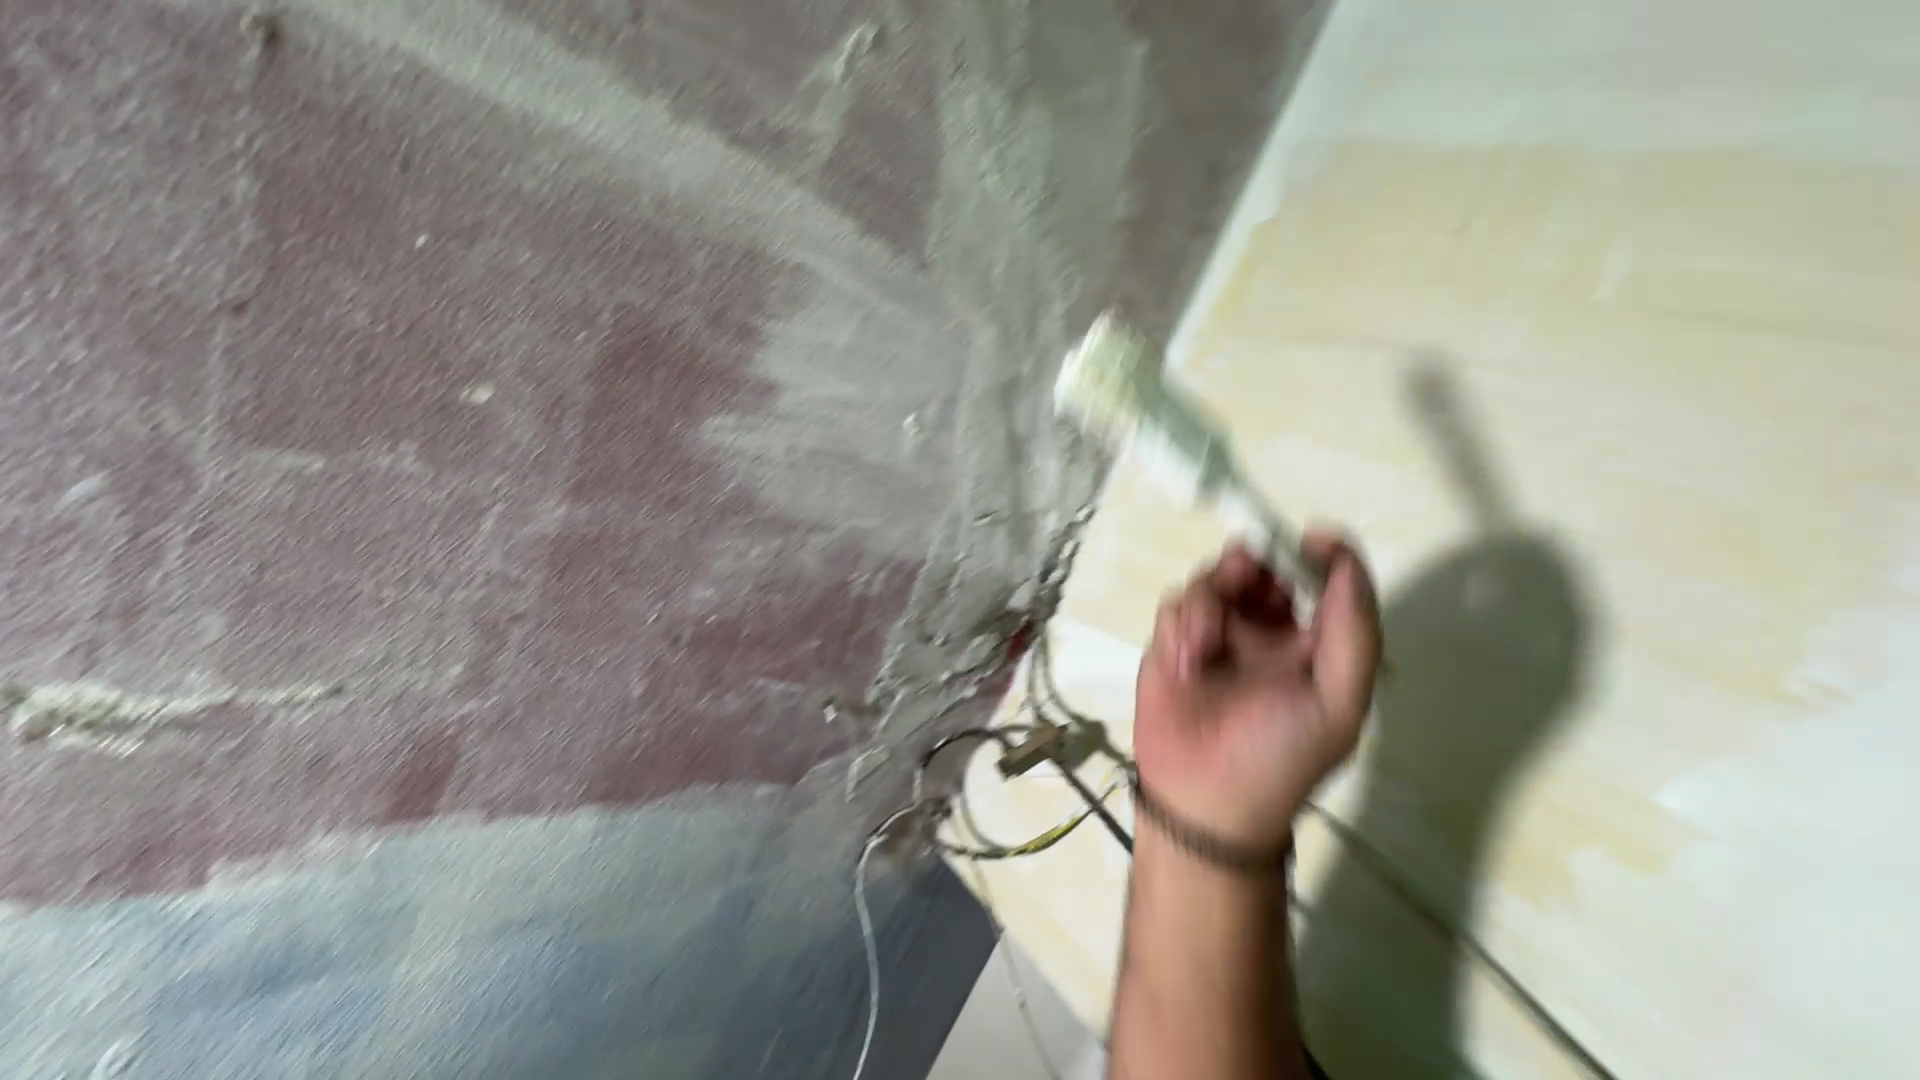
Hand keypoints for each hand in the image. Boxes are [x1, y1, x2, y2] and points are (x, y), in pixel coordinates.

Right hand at [1133, 532, 1381, 849]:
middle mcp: (1263, 633)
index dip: (1318, 554)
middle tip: (1239, 573)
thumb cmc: (1280, 755)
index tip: (1308, 538)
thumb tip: (1345, 559)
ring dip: (1207, 602)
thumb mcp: (1338, 700)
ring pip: (1209, 581)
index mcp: (1309, 644)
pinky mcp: (1170, 645)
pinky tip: (1185, 663)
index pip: (1318, 582)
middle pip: (1255, 568)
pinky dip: (1179, 625)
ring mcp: (1213, 637)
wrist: (1204, 800)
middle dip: (1247, 564)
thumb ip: (1352, 630)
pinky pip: (1173, 605)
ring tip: (1204, 645)